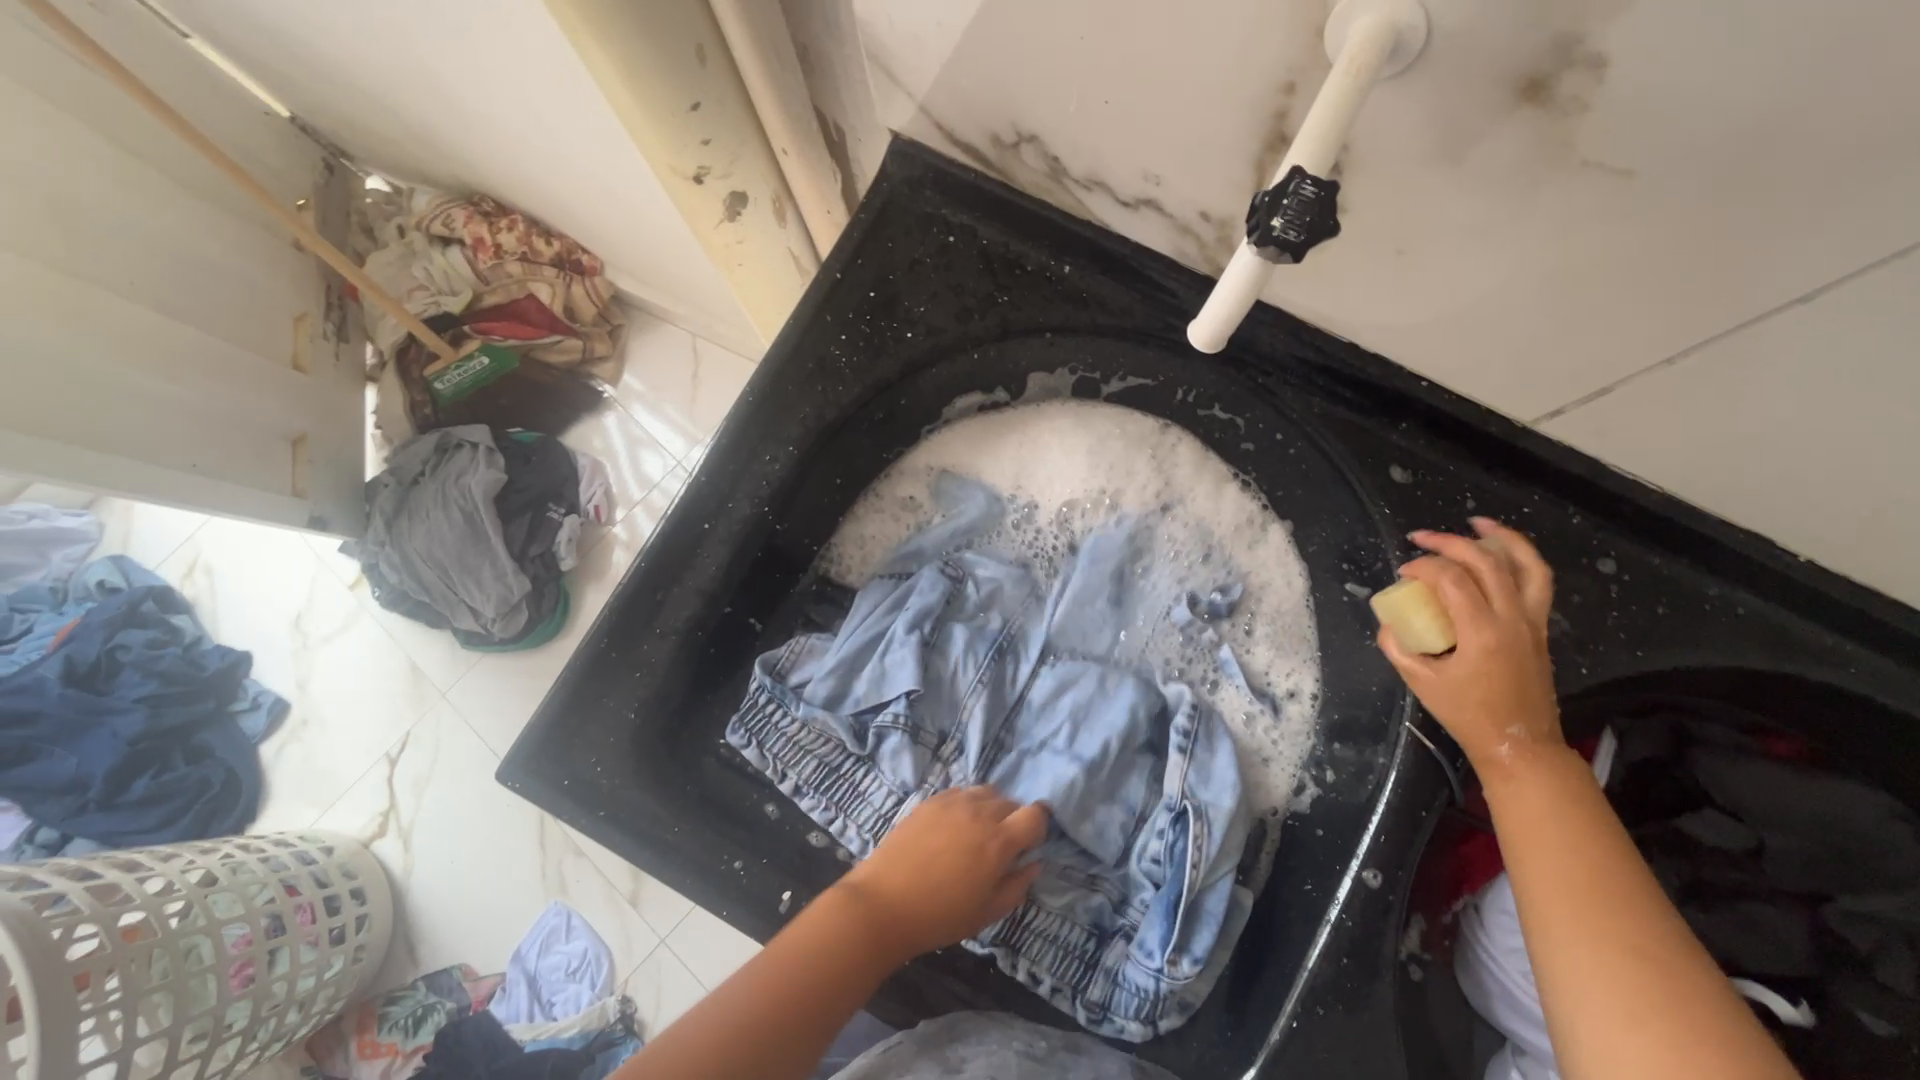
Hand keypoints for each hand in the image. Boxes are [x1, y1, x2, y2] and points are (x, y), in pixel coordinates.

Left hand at [832, 786, 1047, 963]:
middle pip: (1011, 802)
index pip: (1035, 815)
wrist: (883, 904)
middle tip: (1001, 846)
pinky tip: (954, 827)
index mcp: (999, 841)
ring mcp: (952, 803)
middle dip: (1014, 820)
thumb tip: (1033, 863)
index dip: (1039, 827)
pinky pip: (960, 793)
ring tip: (978, 834)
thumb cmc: (940, 916)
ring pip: (986, 792)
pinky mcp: (929, 801)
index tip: (1029, 845)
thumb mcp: (988, 912)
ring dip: (991, 808)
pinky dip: (967, 804)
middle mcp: (979, 813)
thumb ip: (1018, 885)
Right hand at [1377, 517, 1563, 781]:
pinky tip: (1499, 555)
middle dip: (1451, 543)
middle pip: (1487, 562)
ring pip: (1527, 565)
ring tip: (1477, 523)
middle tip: (1421, 538)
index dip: (1423, 567)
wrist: (1519, 744)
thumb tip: (1388, 622)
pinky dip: (1519, 560)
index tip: (1402, 574)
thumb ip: (1398, 648)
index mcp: (1482, 632)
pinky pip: (1537, 582)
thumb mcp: (1421, 682)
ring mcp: (1532, 622)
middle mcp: (1512, 619)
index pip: (1451, 579)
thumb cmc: (1468, 715)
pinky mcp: (1540, 628)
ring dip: (1502, 538)